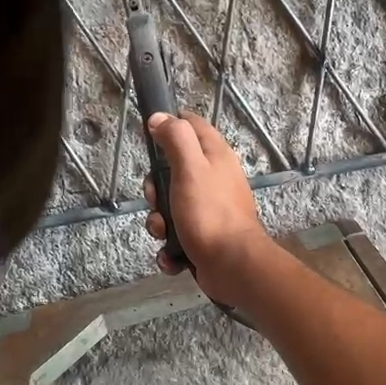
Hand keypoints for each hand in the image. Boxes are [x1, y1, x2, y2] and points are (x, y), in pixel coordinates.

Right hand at [143, 112, 272, 304]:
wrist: (234, 267)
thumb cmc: (210, 212)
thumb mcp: (189, 167)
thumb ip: (175, 138)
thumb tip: (159, 118)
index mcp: (215, 155)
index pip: (191, 124)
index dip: (169, 126)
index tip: (151, 138)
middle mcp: (214, 178)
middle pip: (172, 170)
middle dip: (156, 188)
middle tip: (157, 199)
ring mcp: (210, 209)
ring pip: (171, 205)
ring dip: (160, 221)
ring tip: (164, 233)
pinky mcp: (205, 237)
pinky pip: (178, 235)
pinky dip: (170, 247)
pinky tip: (171, 255)